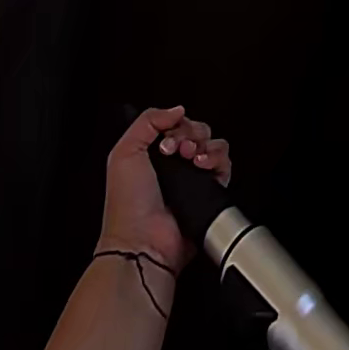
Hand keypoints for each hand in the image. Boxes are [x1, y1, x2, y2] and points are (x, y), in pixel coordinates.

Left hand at [97, 106, 231, 269]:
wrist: (143, 240)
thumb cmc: (128, 205)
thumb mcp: (124, 153)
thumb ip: (148, 121)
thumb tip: (177, 109)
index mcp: (153, 155)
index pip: (176, 124)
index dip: (175, 125)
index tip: (166, 139)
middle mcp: (174, 165)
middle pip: (197, 130)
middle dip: (191, 133)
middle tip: (178, 149)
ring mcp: (193, 177)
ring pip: (213, 144)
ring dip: (205, 145)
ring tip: (191, 159)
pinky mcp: (210, 189)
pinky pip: (224, 163)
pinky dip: (217, 159)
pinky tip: (203, 166)